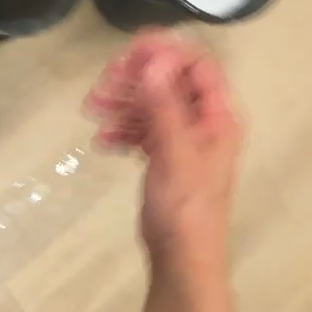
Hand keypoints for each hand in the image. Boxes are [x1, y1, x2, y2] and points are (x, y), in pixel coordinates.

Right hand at [85, 30, 244, 268]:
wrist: (182, 258)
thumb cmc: (186, 209)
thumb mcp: (175, 152)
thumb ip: (164, 105)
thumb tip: (153, 60)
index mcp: (218, 116)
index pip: (196, 66)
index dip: (164, 53)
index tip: (128, 53)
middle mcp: (204, 123)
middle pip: (170, 82)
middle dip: (135, 80)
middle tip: (102, 87)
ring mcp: (184, 142)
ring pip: (153, 106)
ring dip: (123, 104)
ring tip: (93, 112)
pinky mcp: (166, 160)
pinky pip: (145, 131)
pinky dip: (124, 130)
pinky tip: (104, 140)